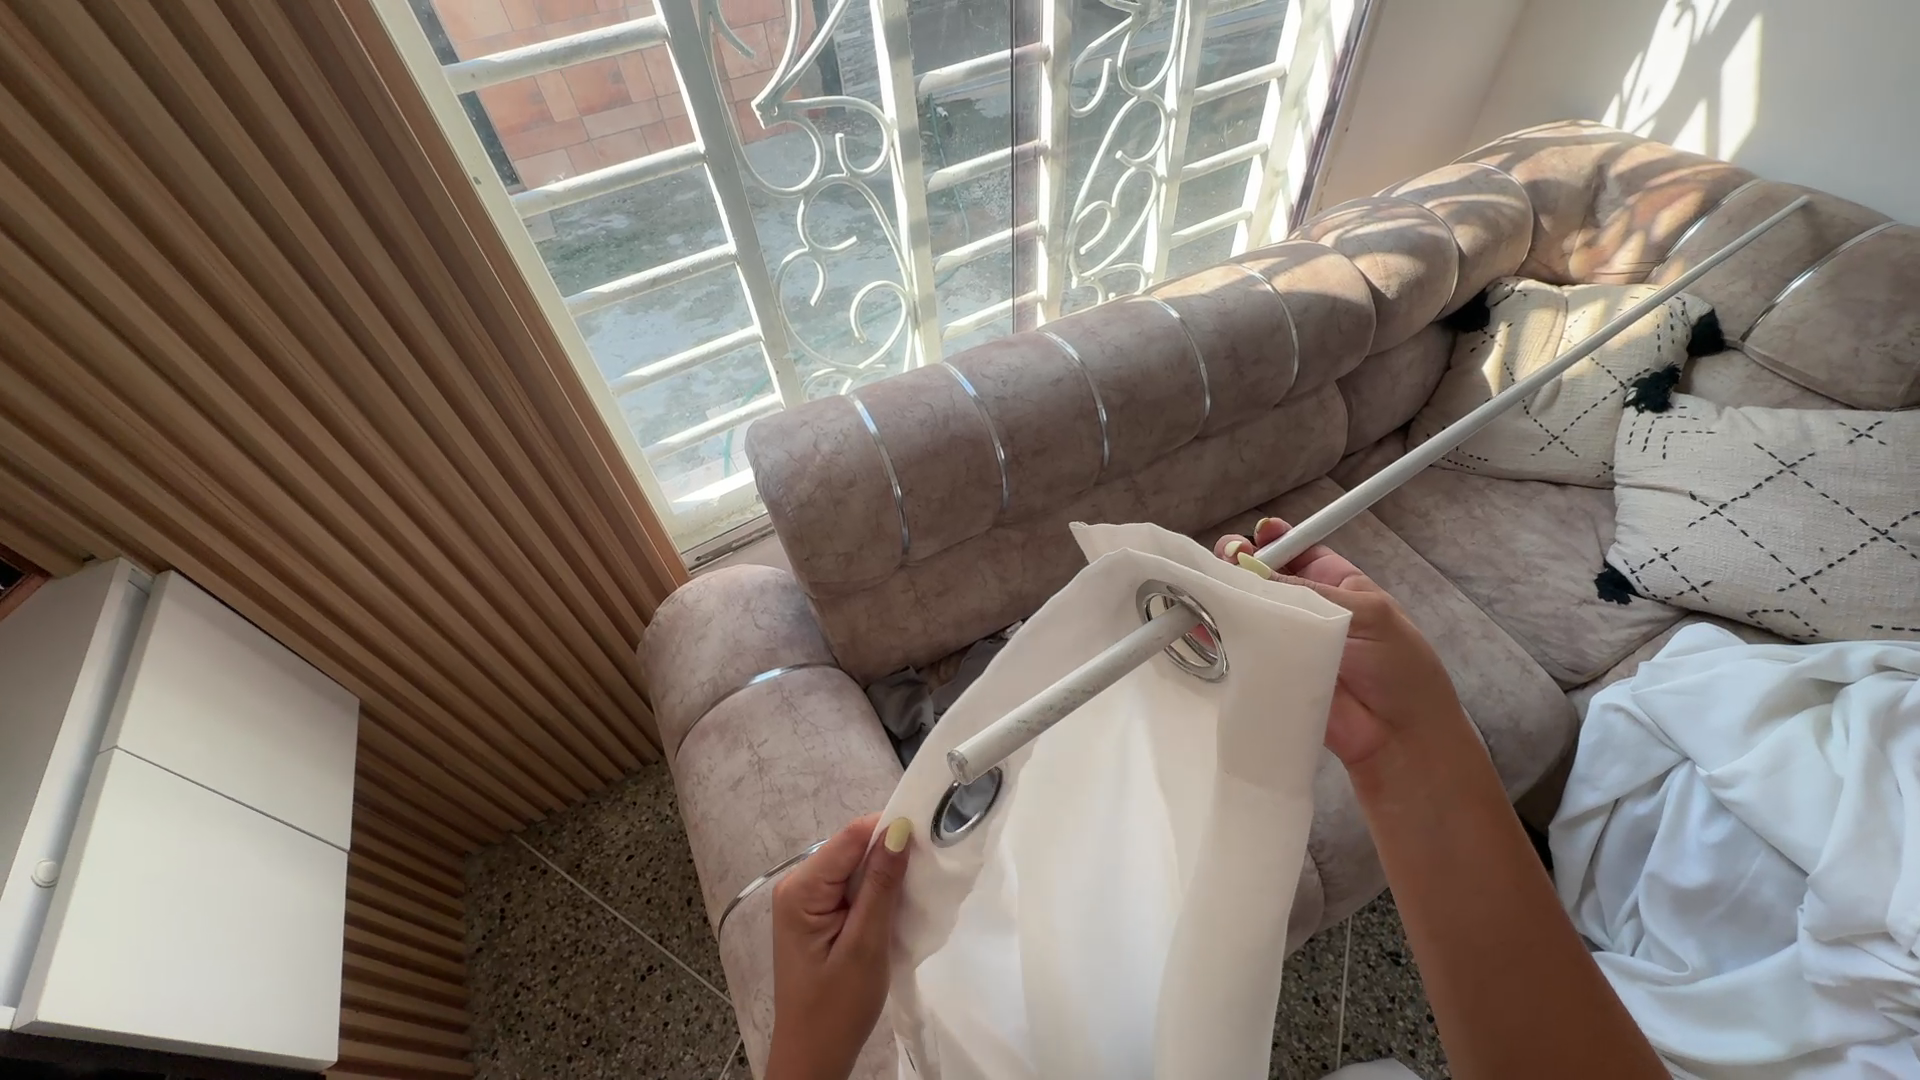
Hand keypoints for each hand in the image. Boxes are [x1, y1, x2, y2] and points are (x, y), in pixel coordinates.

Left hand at [765, 814, 911, 1079]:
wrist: (814, 1060)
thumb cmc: (837, 1008)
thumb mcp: (865, 945)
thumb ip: (881, 884)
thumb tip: (900, 829)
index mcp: (801, 888)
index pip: (850, 837)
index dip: (889, 830)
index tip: (928, 837)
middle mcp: (798, 884)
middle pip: (851, 849)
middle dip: (888, 855)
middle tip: (926, 871)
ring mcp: (805, 900)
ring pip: (854, 867)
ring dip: (884, 875)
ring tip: (914, 890)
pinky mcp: (817, 915)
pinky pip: (850, 887)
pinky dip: (874, 892)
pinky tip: (894, 907)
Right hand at [1213, 516, 1466, 766]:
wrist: (1395, 738)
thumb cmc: (1397, 669)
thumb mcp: (1366, 614)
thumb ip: (1308, 591)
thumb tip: (1252, 570)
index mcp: (1335, 585)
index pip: (1297, 551)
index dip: (1275, 539)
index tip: (1258, 532)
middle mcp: (1304, 608)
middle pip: (1261, 576)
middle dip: (1239, 562)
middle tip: (1225, 560)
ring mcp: (1280, 640)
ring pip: (1242, 608)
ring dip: (1222, 594)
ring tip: (1205, 585)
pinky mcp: (1264, 668)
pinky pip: (1233, 645)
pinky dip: (1212, 632)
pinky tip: (1197, 618)